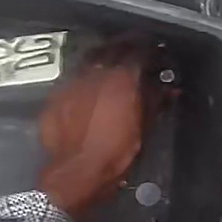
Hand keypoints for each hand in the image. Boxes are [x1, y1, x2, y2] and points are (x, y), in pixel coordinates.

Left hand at [37, 48, 154, 217]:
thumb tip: (167, 89)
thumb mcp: (143, 129)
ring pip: (88, 61)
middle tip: (132, 54)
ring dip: (100, 60)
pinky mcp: (54, 97)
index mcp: (121, 80)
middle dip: (123, 49)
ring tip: (109, 66)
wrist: (77, 172)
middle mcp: (94, 75)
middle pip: (110, 49)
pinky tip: (85, 90)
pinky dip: (82, 80)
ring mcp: (71, 84)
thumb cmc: (115, 154)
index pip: (138, 51)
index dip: (148, 50)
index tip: (153, 54)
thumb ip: (154, 102)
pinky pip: (71, 80)